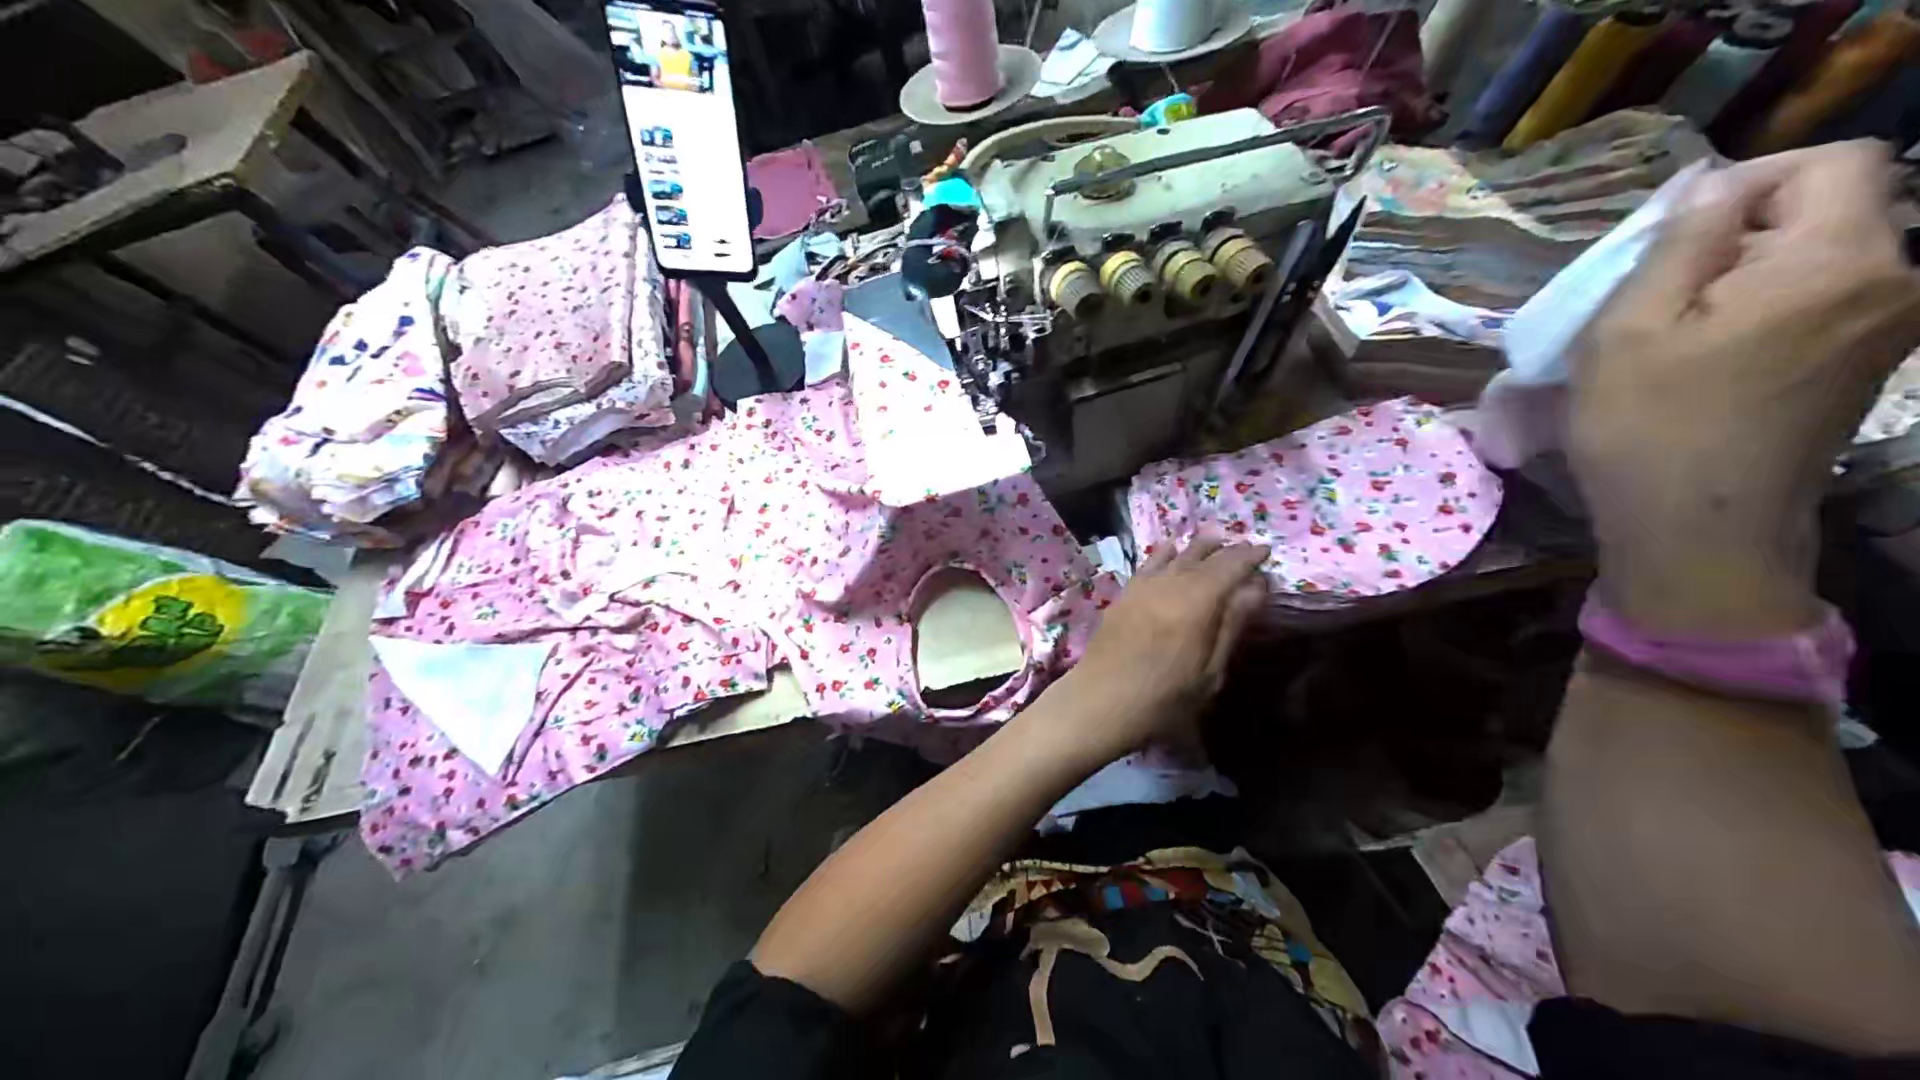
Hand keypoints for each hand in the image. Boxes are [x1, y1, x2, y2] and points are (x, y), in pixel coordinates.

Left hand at [1050, 536, 1269, 764]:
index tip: (1266, 549)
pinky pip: (1148, 565)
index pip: (1230, 566)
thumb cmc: (1163, 699)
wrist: (1098, 702)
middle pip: (1202, 558)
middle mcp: (1169, 584)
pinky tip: (1170, 549)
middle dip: (1226, 550)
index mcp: (1197, 602)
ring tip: (1214, 539)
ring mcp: (1142, 587)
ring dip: (1197, 547)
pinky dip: (1164, 554)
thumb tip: (1255, 586)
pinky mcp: (1123, 595)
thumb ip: (1232, 624)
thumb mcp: (1210, 671)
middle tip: (1244, 547)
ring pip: (1174, 556)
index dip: (1249, 556)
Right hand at [1570, 141, 1919, 636]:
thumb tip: (1712, 187)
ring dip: (1744, 277)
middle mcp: (1895, 279)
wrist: (1699, 527)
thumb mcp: (1629, 329)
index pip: (1833, 163)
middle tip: (1653, 292)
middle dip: (1739, 235)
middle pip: (1830, 211)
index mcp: (1837, 259)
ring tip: (1672, 331)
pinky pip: (1823, 302)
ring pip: (1821, 260)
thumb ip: (1680, 243)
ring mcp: (1891, 326)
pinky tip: (1707, 357)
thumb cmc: (1647, 426)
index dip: (1749, 182)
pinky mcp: (1870, 363)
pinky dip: (1764, 310)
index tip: (1674, 236)